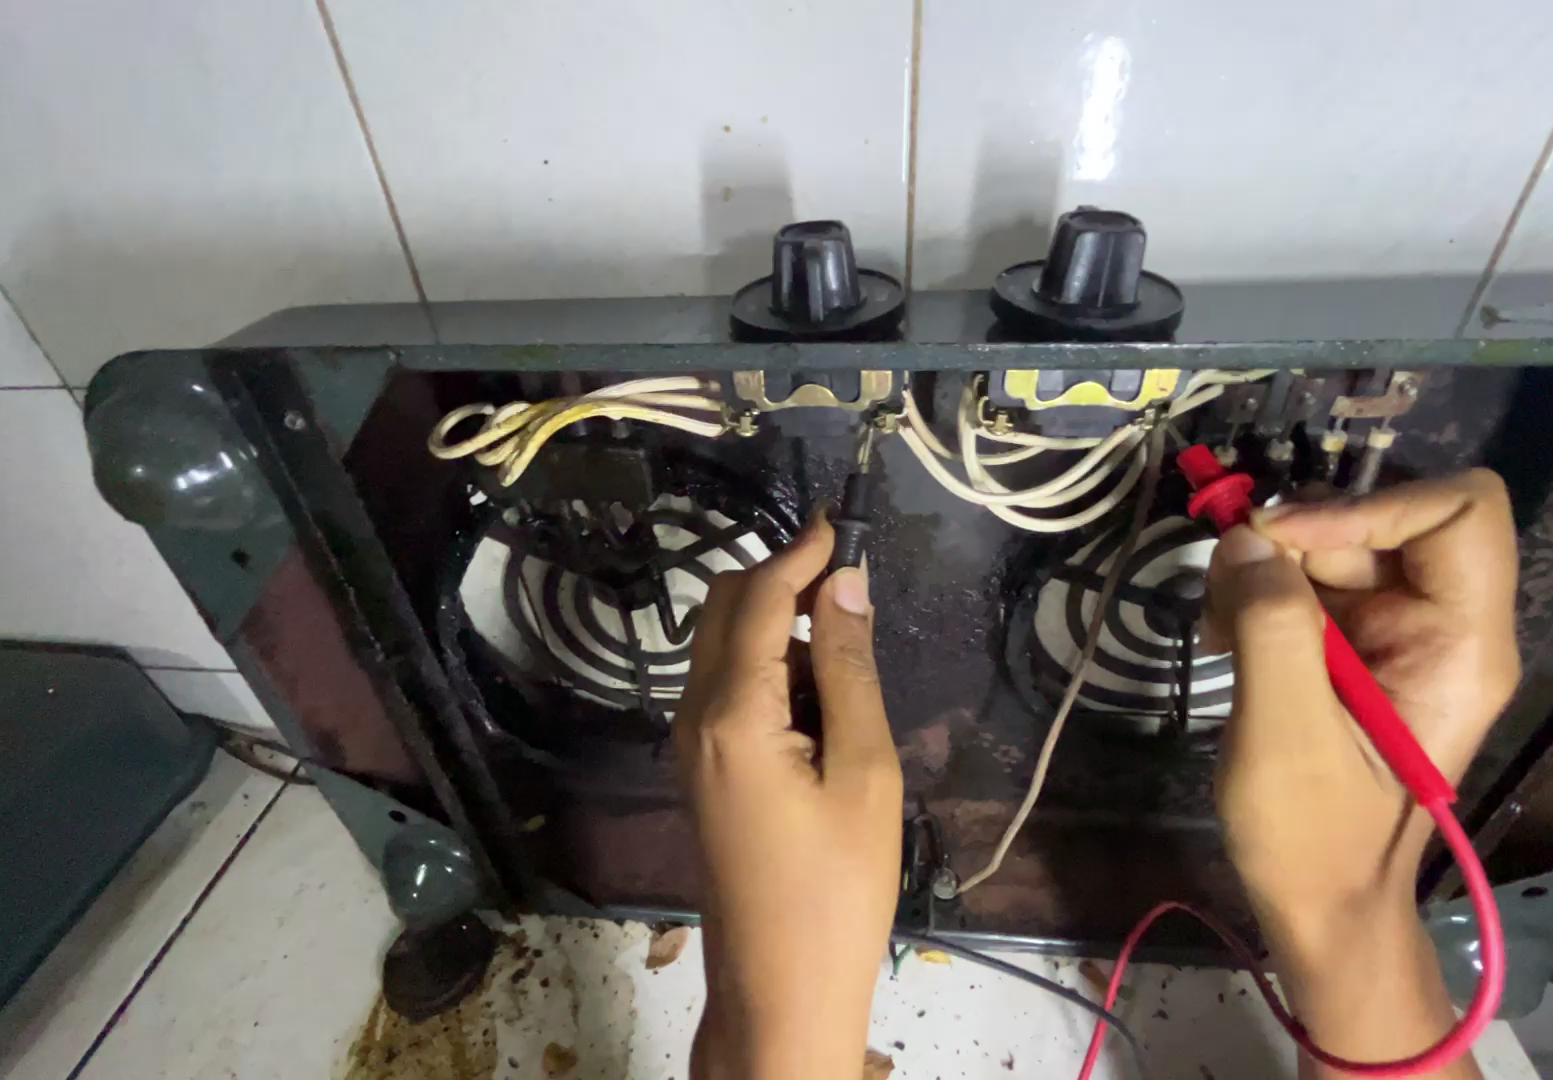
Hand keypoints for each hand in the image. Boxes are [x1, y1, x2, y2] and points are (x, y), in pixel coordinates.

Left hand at [675, 510, 902, 1079]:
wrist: (780, 989)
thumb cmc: (839, 886)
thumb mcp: (864, 770)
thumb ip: (849, 668)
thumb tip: (846, 584)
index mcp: (731, 712)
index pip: (759, 598)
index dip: (800, 553)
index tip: (841, 524)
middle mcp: (693, 715)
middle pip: (725, 609)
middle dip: (782, 584)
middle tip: (848, 598)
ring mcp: (688, 742)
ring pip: (722, 645)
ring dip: (778, 630)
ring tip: (844, 673)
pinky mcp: (699, 765)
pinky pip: (724, 687)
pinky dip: (766, 670)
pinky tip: (816, 709)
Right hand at [1204, 469, 1518, 1076]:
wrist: (1314, 897)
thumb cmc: (1311, 832)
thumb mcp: (1286, 733)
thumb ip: (1272, 629)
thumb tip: (1243, 538)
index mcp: (1458, 644)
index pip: (1453, 514)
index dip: (1365, 507)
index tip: (1271, 540)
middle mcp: (1434, 625)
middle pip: (1376, 525)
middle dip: (1290, 542)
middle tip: (1224, 584)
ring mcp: (1385, 636)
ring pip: (1325, 550)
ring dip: (1258, 571)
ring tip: (1217, 624)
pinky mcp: (1340, 650)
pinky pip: (1295, 585)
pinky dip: (1249, 595)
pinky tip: (1222, 636)